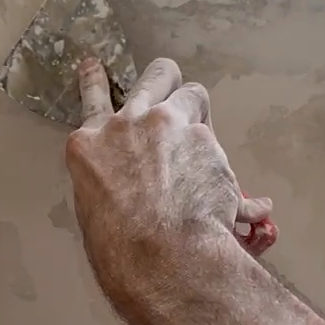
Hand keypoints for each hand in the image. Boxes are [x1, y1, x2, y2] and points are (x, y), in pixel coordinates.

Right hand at [64, 57, 273, 324]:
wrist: (160, 258)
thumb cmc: (118, 251)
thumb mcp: (95, 211)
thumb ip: (113, 182)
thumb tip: (139, 192)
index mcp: (89, 145)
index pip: (92, 99)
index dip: (95, 81)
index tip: (94, 66)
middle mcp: (126, 123)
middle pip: (153, 77)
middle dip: (166, 82)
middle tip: (174, 97)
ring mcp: (166, 125)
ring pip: (191, 93)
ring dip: (198, 115)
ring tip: (203, 146)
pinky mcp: (203, 138)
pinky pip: (221, 149)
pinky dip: (223, 170)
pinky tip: (235, 201)